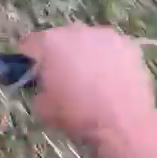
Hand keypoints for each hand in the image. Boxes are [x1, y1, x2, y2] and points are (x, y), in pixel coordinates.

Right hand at [21, 25, 156, 150]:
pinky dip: (110, 59)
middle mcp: (74, 31)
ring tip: (95, 81)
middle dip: (61, 55)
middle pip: (60, 39)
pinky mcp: (127, 44)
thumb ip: (38, 90)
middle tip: (67, 80)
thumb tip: (44, 87)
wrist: (125, 126)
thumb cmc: (80, 117)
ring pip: (87, 41)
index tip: (35, 74)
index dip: (29, 59)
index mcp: (49, 43)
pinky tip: (115, 80)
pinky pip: (111, 48)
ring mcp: (103, 35)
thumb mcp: (44, 110)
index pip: (29, 43)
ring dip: (86, 54)